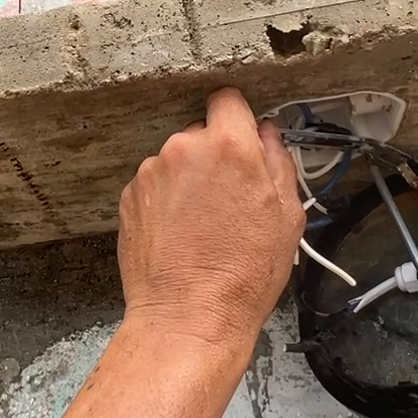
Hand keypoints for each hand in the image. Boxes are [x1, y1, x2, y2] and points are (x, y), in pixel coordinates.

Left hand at [117, 87, 304, 349]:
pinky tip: (179, 233)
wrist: (187, 318)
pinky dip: (166, 199)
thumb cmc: (244, 274)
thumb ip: (279, 162)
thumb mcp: (287, 217)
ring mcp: (151, 171)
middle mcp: (184, 147)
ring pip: (178, 159)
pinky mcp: (129, 195)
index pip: (227, 98)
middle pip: (202, 132)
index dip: (237, 117)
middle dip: (215, 154)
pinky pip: (155, 183)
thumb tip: (267, 134)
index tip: (241, 137)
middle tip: (228, 197)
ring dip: (189, 178)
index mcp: (228, 146)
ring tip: (202, 223)